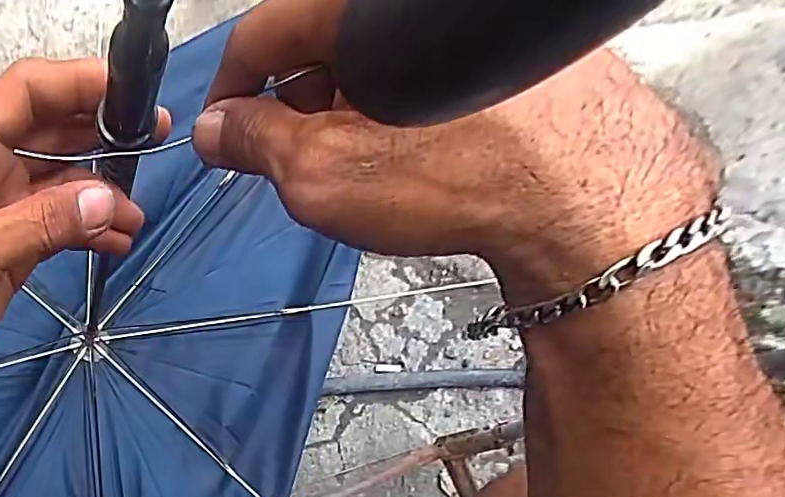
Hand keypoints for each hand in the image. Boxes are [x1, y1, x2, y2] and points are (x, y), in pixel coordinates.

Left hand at [0, 58, 165, 413]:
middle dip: (100, 136)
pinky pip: (63, 225)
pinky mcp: (17, 245)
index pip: (26, 95)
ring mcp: (6, 208)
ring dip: (101, 196)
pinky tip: (113, 239)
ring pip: (64, 184)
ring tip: (130, 215)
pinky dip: (90, 231)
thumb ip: (40, 223)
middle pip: (54, 134)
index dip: (74, 84)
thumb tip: (99, 202)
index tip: (119, 90)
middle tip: (146, 140)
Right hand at [193, 0, 717, 301]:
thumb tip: (215, 128)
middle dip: (288, 108)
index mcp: (353, 7)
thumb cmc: (445, 176)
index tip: (221, 136)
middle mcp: (399, 3)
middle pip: (312, 44)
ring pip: (362, 59)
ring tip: (349, 169)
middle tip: (287, 168)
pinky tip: (394, 151)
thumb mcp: (316, 170)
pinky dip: (382, 107)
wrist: (570, 190)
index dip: (227, 92)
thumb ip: (253, 140)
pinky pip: (408, 68)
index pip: (258, 32)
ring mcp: (450, 23)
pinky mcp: (487, 45)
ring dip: (337, 112)